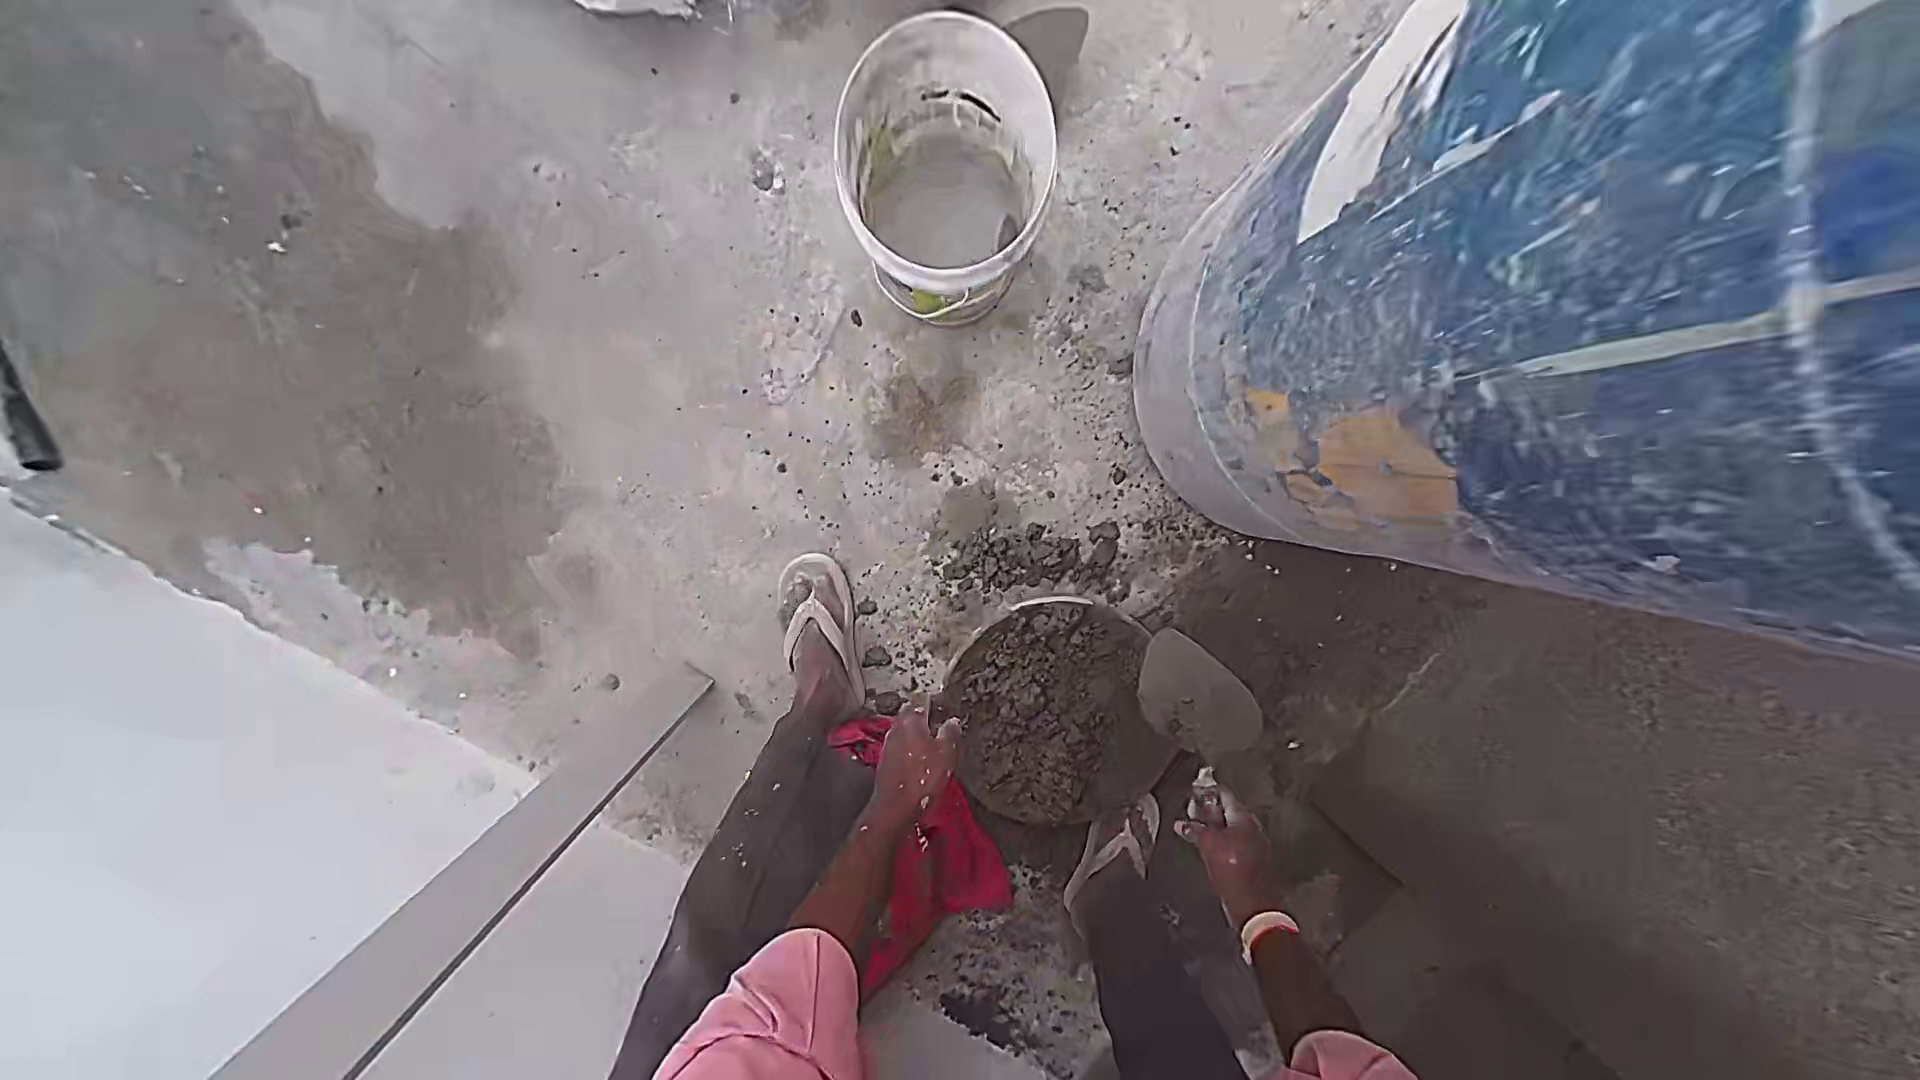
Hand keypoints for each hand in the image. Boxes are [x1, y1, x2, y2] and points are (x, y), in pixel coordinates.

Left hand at [862, 695, 961, 834]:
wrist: (895, 807)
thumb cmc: (923, 777)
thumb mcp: (946, 753)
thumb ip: (950, 732)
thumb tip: (952, 721)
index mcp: (911, 720)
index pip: (922, 699)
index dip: (936, 701)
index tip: (946, 708)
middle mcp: (896, 726)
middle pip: (911, 713)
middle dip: (925, 715)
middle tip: (941, 724)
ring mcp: (889, 743)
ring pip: (906, 729)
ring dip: (918, 732)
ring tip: (934, 742)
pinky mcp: (886, 759)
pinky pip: (902, 744)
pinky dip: (911, 745)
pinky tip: (921, 758)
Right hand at [1175, 773, 1279, 927]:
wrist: (1254, 909)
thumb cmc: (1231, 872)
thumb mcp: (1208, 845)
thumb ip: (1196, 829)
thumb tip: (1182, 822)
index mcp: (1245, 820)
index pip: (1223, 795)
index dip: (1206, 792)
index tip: (1191, 794)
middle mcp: (1253, 829)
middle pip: (1227, 811)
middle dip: (1208, 811)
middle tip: (1190, 812)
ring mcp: (1256, 845)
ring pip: (1230, 828)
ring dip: (1213, 828)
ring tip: (1195, 830)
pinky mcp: (1254, 861)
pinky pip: (1234, 842)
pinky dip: (1221, 841)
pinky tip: (1208, 847)